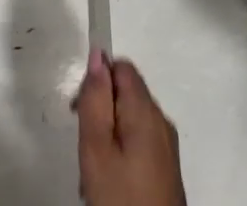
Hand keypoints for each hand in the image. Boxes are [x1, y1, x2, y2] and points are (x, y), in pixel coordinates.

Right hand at [76, 53, 186, 205]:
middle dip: (99, 107)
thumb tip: (97, 55)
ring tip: (93, 163)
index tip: (81, 107)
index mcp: (146, 111)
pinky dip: (119, 147)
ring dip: (106, 131)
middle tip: (84, 139)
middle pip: (125, 92)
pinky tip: (108, 175)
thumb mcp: (96, 145)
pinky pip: (137, 139)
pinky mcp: (165, 165)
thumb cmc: (120, 193)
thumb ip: (95, 98)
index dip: (97, 78)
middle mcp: (161, 121)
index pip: (121, 67)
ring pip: (128, 117)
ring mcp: (165, 145)